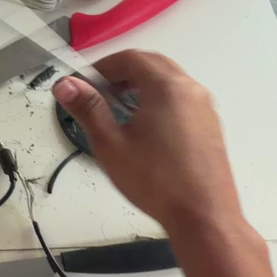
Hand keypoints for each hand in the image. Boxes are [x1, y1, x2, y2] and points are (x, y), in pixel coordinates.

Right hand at [53, 51, 241, 235]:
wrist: (204, 217)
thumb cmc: (156, 181)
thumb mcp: (111, 144)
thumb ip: (88, 108)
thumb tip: (65, 84)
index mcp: (166, 87)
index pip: (130, 58)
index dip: (103, 67)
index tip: (85, 84)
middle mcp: (190, 89)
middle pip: (152, 63)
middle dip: (122, 73)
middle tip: (100, 95)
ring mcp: (204, 106)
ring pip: (169, 80)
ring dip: (142, 85)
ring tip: (120, 112)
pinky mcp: (211, 124)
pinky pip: (182, 97)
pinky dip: (160, 99)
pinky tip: (146, 128)